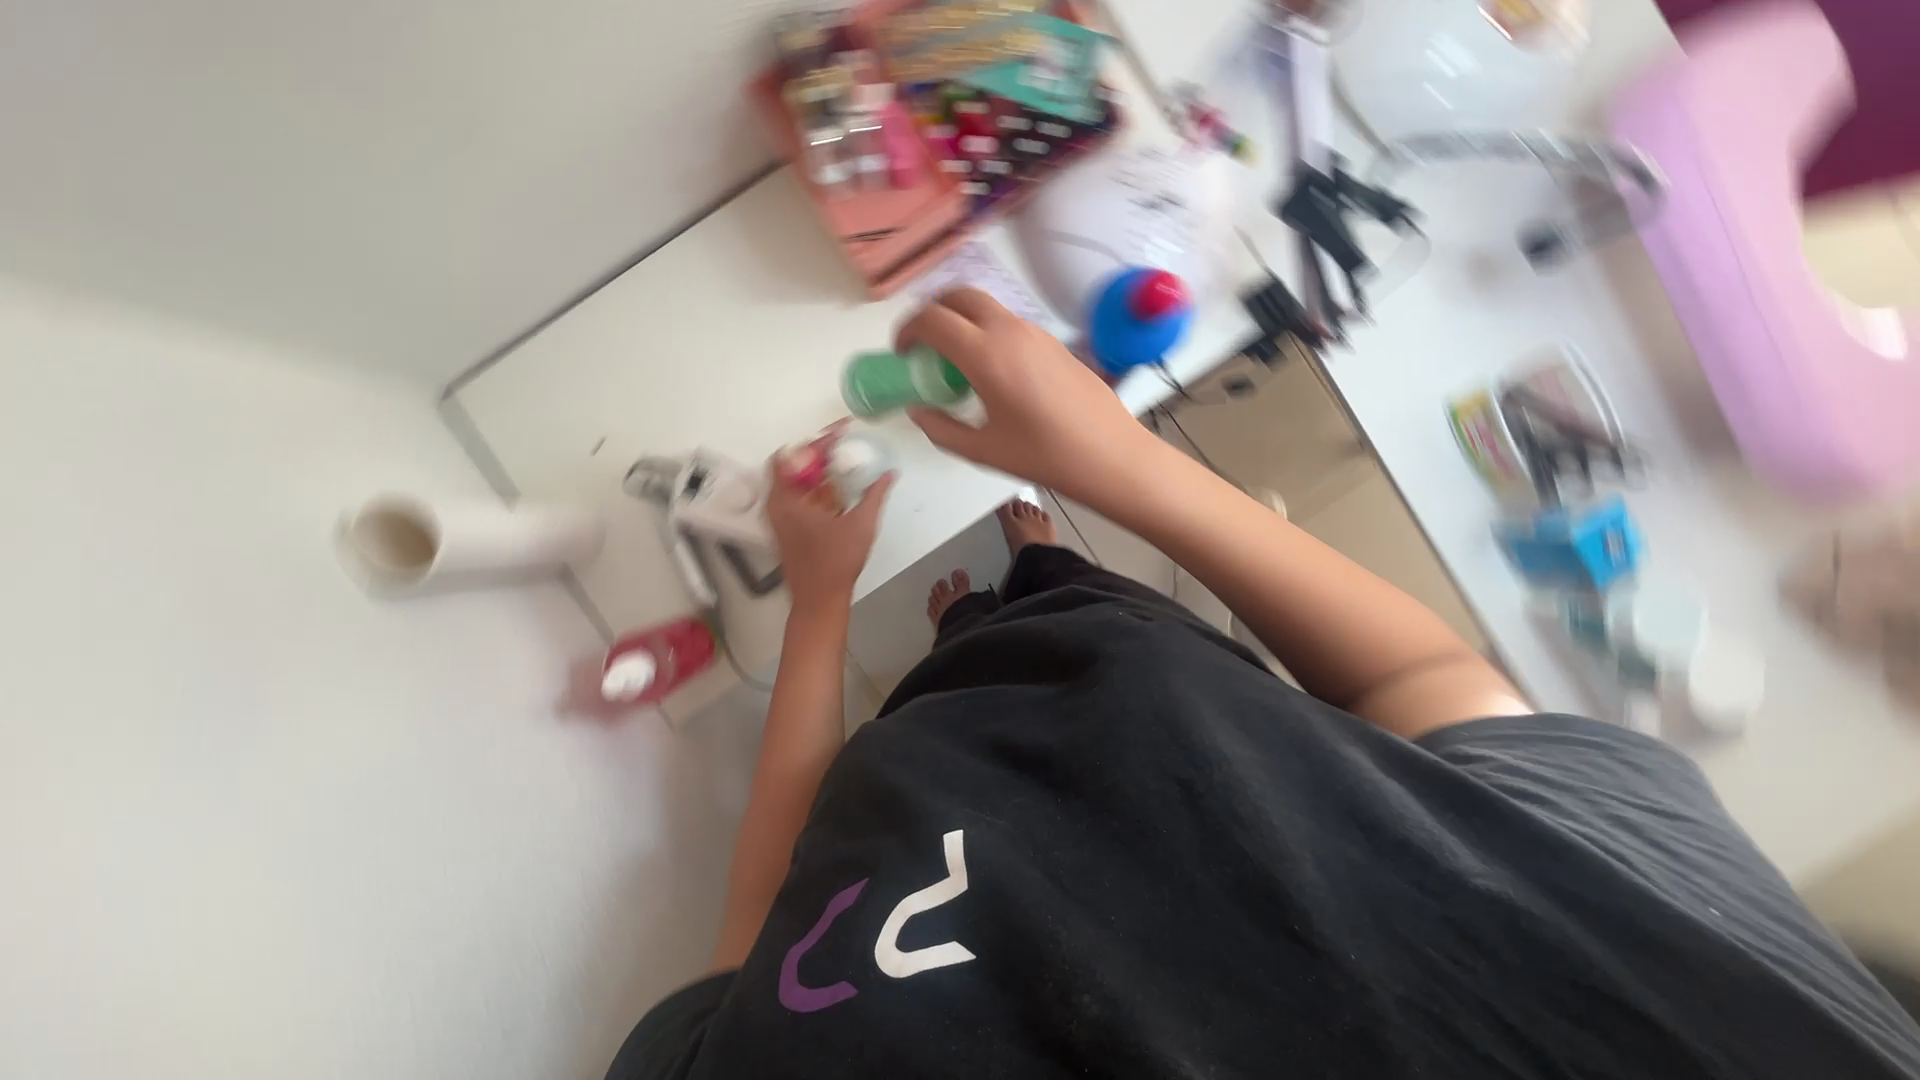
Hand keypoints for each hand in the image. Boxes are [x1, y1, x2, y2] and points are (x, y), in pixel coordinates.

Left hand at [765, 450, 895, 611]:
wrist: (818, 599)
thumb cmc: (837, 562)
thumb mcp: (861, 525)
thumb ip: (875, 495)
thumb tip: (889, 474)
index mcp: (787, 498)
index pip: (796, 453)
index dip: (820, 439)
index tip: (841, 431)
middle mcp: (775, 504)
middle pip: (790, 463)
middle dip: (816, 452)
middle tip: (841, 446)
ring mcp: (776, 517)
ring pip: (790, 480)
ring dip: (813, 469)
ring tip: (839, 464)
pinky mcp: (783, 527)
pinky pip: (792, 495)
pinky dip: (811, 486)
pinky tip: (834, 489)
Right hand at [900, 288, 1164, 506]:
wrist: (1110, 454)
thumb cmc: (1043, 456)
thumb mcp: (982, 450)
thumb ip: (940, 427)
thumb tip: (918, 409)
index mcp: (985, 354)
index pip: (932, 319)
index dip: (907, 330)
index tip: (902, 353)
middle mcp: (1009, 331)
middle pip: (958, 295)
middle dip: (932, 312)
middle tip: (923, 345)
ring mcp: (1036, 332)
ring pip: (987, 306)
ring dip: (962, 321)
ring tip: (956, 361)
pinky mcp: (1054, 342)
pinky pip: (1009, 323)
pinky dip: (987, 332)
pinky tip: (992, 371)